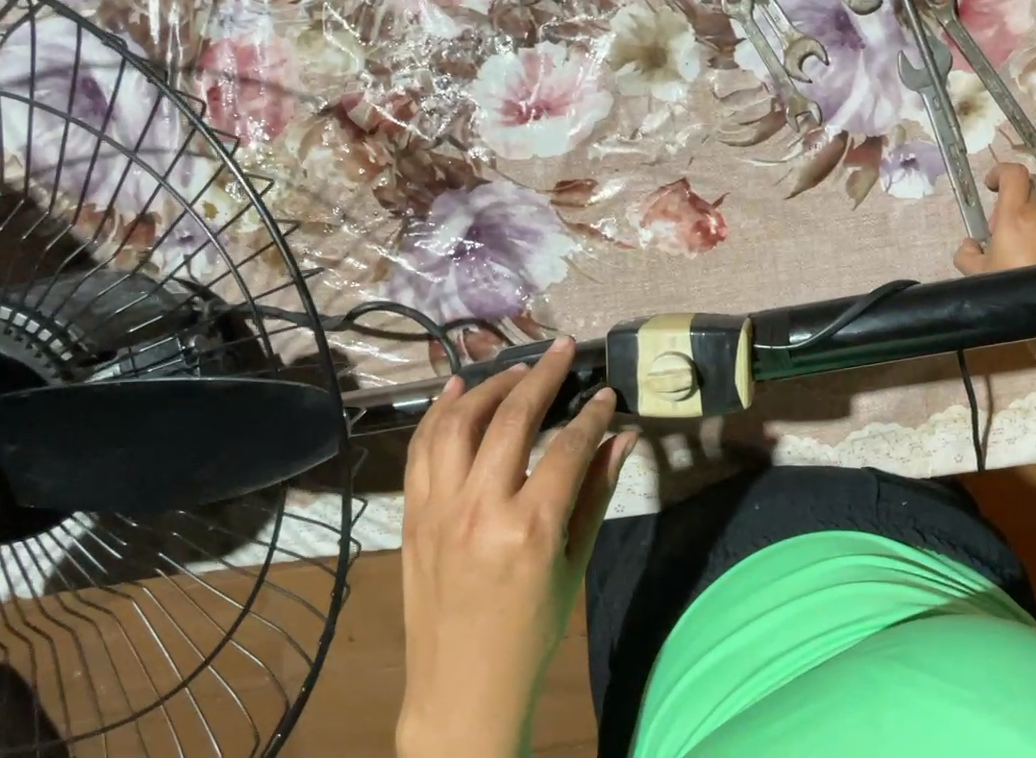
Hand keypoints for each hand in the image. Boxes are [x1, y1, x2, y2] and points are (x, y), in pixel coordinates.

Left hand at [397, 337, 636, 757]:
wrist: (461, 687)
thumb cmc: (531, 630)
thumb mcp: (574, 563)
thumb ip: (596, 493)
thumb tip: (623, 438)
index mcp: (529, 528)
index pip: (567, 447)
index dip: (591, 415)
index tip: (606, 394)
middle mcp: (479, 510)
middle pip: (511, 420)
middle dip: (542, 376)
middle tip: (563, 349)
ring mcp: (437, 510)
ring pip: (457, 424)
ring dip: (488, 387)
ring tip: (517, 369)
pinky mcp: (412, 516)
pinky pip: (421, 450)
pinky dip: (439, 414)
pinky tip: (457, 390)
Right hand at [953, 163, 1035, 274]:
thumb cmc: (1014, 285)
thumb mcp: (978, 274)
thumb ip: (966, 255)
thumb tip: (969, 246)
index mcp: (1016, 215)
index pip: (1014, 174)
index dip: (1000, 172)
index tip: (990, 186)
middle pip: (1026, 193)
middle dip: (1010, 205)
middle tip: (997, 231)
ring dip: (1026, 222)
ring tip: (1016, 253)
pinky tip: (1035, 263)